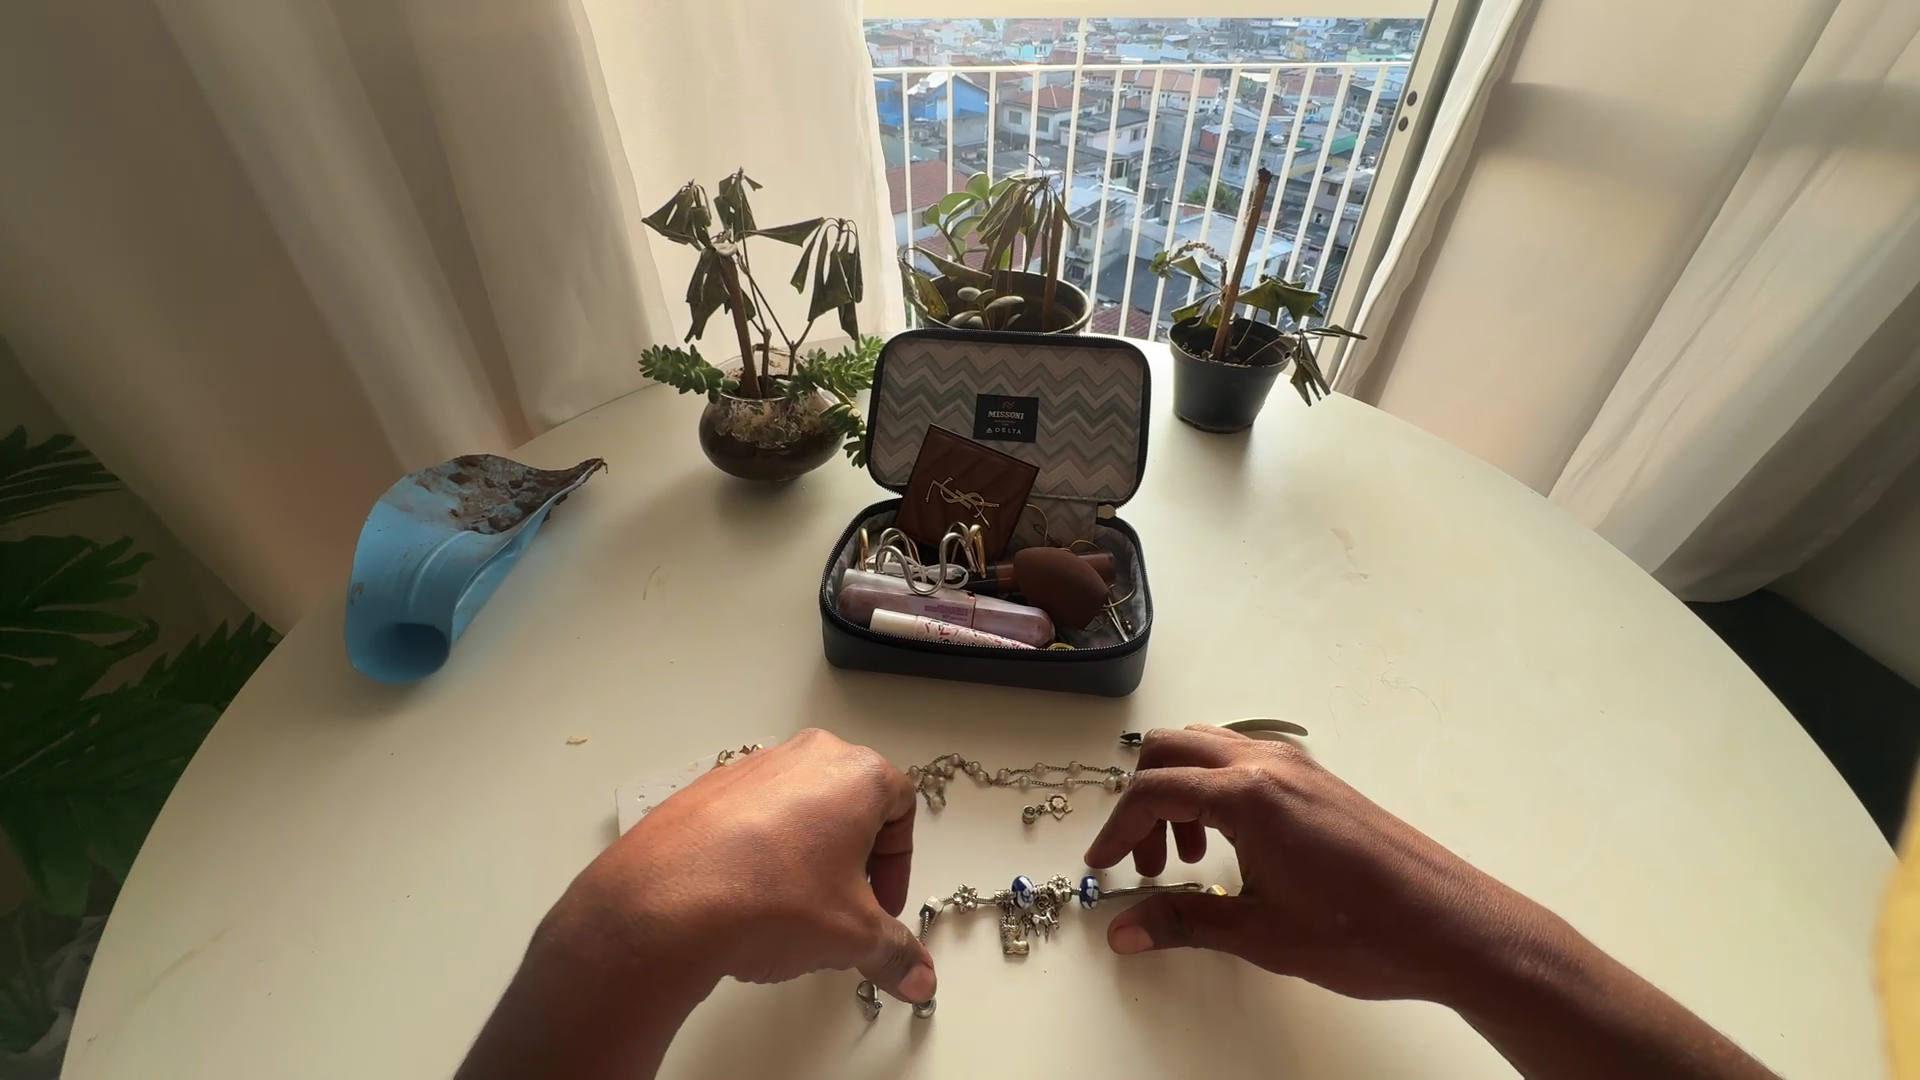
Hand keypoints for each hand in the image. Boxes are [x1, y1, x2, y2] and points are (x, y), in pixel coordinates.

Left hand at [457, 730, 934, 1079]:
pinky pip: (755, 810)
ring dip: (810, 850)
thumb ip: (895, 952)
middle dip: (856, 856)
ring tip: (791, 905)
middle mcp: (811, 754)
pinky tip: (747, 893)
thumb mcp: (851, 934)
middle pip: (853, 801)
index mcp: (858, 772)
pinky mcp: (713, 783)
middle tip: (844, 905)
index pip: (902, 807)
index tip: (882, 906)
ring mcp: (758, 763)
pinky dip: (763, 845)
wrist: (667, 900)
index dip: (898, 864)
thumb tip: (919, 978)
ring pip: (803, 803)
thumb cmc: (775, 899)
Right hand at [1086, 727, 1781, 1079]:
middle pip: (1168, 748)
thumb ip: (1183, 923)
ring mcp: (1290, 761)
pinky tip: (1233, 842)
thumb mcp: (1262, 934)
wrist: (1459, 928)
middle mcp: (1262, 761)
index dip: (1117, 829)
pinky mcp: (1312, 773)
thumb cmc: (1361, 934)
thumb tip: (1122, 934)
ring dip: (1178, 790)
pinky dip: (1212, 786)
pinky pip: (1238, 757)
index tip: (1104, 866)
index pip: (1151, 792)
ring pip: (1202, 747)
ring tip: (1192, 857)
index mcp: (1245, 794)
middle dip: (1143, 801)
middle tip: (1150, 862)